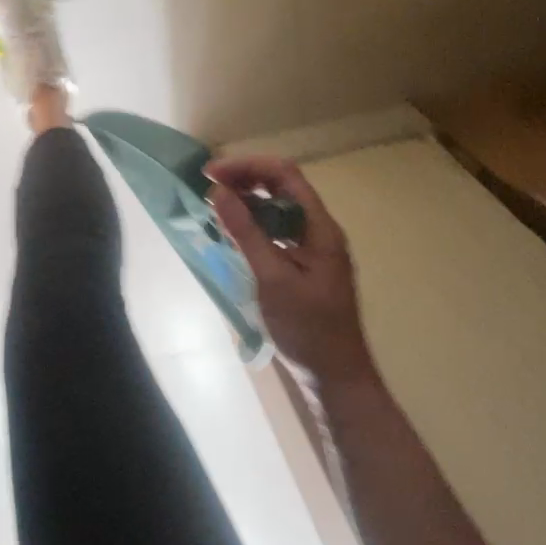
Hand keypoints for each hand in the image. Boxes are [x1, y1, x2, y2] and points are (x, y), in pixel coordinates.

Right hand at [206, 155, 374, 384]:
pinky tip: (231, 232)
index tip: (212, 175)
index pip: (284, 174)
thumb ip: (246, 233)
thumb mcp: (272, 278)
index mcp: (320, 228)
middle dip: (244, 178)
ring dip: (246, 199)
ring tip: (214, 205)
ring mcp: (312, 247)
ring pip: (278, 207)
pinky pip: (276, 229)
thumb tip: (218, 192)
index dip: (247, 166)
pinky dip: (252, 222)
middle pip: (282, 186)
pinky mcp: (303, 264)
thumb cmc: (308, 329)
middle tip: (208, 187)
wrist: (336, 378)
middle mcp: (318, 230)